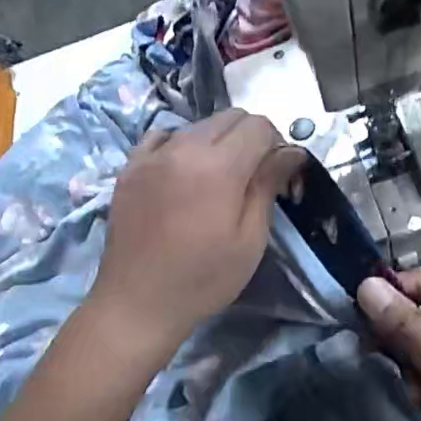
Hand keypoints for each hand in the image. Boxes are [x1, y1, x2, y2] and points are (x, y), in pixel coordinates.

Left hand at [93, 110, 308, 344]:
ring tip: (217, 181)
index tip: (277, 177)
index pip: (258, 126)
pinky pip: (163, 137)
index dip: (276, 145)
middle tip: (253, 177)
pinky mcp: (130, 167)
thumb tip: (291, 152)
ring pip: (198, 125)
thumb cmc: (203, 278)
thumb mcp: (250, 239)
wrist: (138, 303)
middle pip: (230, 117)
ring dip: (218, 142)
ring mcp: (152, 155)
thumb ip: (268, 185)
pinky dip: (182, 145)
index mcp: (218, 167)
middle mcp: (183, 148)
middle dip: (250, 138)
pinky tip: (183, 174)